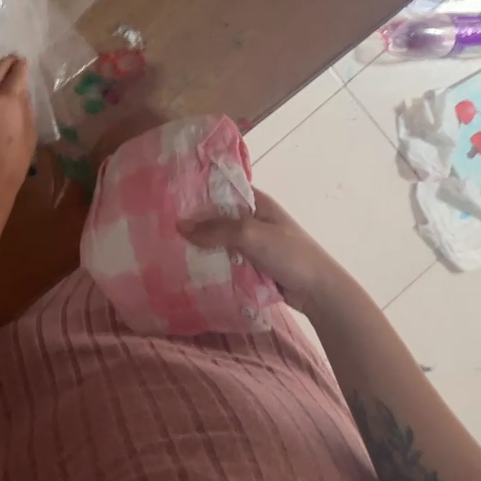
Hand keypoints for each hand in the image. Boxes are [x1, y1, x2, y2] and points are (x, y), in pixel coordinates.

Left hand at [0, 55, 35, 207]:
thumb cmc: (14, 163)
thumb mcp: (29, 133)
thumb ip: (24, 107)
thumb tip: (20, 91)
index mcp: (7, 100)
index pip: (16, 74)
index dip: (21, 66)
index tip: (24, 62)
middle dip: (6, 63)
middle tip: (13, 59)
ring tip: (1, 72)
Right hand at [185, 188, 345, 311]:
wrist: (318, 291)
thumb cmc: (289, 253)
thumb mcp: (251, 234)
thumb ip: (216, 229)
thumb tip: (180, 226)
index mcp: (257, 201)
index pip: (222, 189)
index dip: (198, 192)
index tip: (171, 197)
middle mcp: (252, 218)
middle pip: (217, 216)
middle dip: (195, 222)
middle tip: (163, 225)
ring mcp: (252, 242)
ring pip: (219, 239)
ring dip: (202, 244)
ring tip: (169, 246)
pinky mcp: (251, 264)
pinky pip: (225, 258)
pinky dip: (211, 261)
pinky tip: (189, 264)